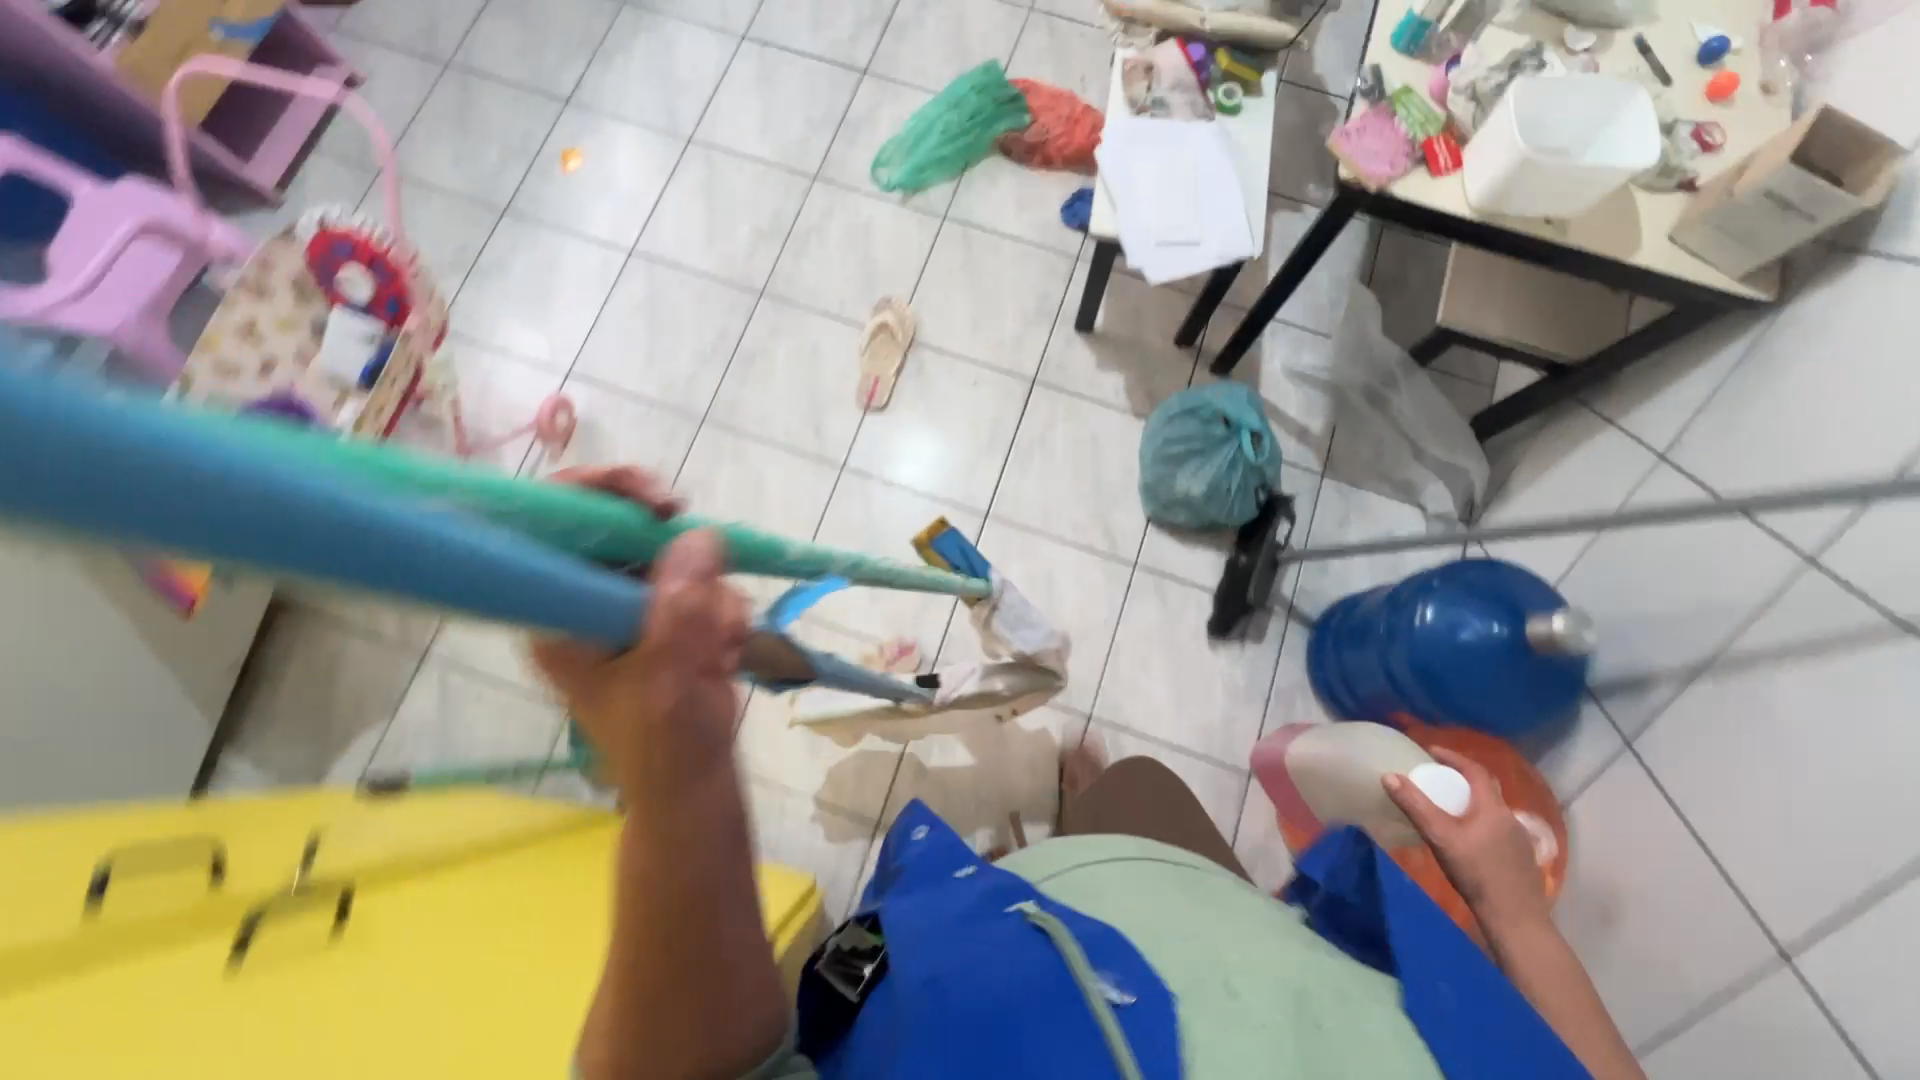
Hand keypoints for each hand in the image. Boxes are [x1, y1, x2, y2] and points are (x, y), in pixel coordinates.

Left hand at [529, 467, 748, 795]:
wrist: (696, 778)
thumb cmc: (661, 744)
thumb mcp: (666, 678)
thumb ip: (680, 608)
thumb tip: (701, 535)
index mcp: (557, 609)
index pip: (557, 521)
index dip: (601, 493)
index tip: (660, 503)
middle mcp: (589, 597)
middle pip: (626, 526)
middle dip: (681, 553)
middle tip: (712, 552)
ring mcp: (634, 605)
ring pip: (681, 556)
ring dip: (713, 599)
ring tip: (717, 651)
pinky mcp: (671, 614)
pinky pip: (710, 584)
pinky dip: (727, 614)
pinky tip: (725, 655)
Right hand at [1384, 747, 1549, 930]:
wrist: (1515, 917)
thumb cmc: (1476, 872)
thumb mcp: (1440, 837)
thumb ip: (1416, 806)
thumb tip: (1390, 776)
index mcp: (1493, 807)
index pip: (1475, 771)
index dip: (1453, 757)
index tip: (1431, 752)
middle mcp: (1509, 817)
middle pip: (1486, 789)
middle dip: (1461, 779)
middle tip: (1437, 778)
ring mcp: (1518, 839)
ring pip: (1491, 810)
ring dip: (1470, 802)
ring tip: (1447, 808)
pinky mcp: (1519, 858)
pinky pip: (1495, 828)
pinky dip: (1478, 822)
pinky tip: (1466, 839)